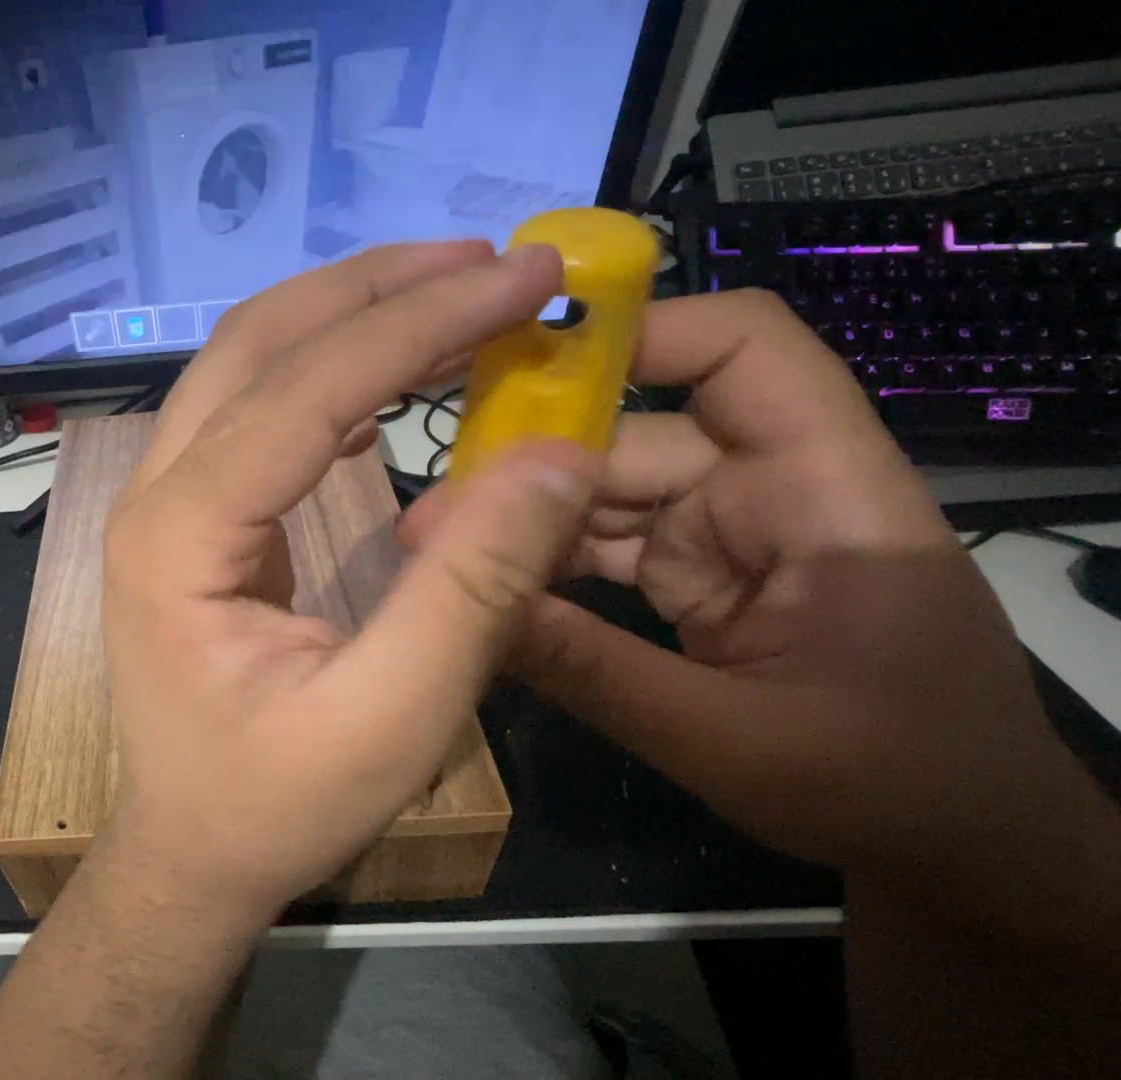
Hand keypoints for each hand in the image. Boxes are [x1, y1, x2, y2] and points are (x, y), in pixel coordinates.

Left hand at [100, 241, 597, 920]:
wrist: (189, 847)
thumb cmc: (275, 802)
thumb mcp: (391, 717)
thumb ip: (473, 586)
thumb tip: (559, 453)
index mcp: (181, 535)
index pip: (304, 388)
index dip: (419, 321)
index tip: (524, 275)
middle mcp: (154, 496)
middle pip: (255, 346)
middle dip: (374, 289)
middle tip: (492, 260)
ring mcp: (162, 502)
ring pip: (245, 365)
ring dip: (347, 315)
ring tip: (453, 292)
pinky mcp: (188, 518)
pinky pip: (251, 411)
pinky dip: (326, 372)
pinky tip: (388, 374)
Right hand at [405, 290, 1119, 933]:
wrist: (957, 845)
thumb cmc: (892, 787)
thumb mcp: (732, 740)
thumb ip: (592, 668)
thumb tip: (463, 604)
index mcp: (824, 494)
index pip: (743, 354)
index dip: (637, 334)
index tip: (518, 365)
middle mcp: (767, 491)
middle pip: (635, 433)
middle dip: (531, 466)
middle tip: (431, 515)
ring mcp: (724, 533)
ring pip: (604, 492)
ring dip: (525, 521)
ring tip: (436, 555)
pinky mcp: (692, 574)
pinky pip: (602, 547)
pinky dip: (545, 565)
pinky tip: (485, 585)